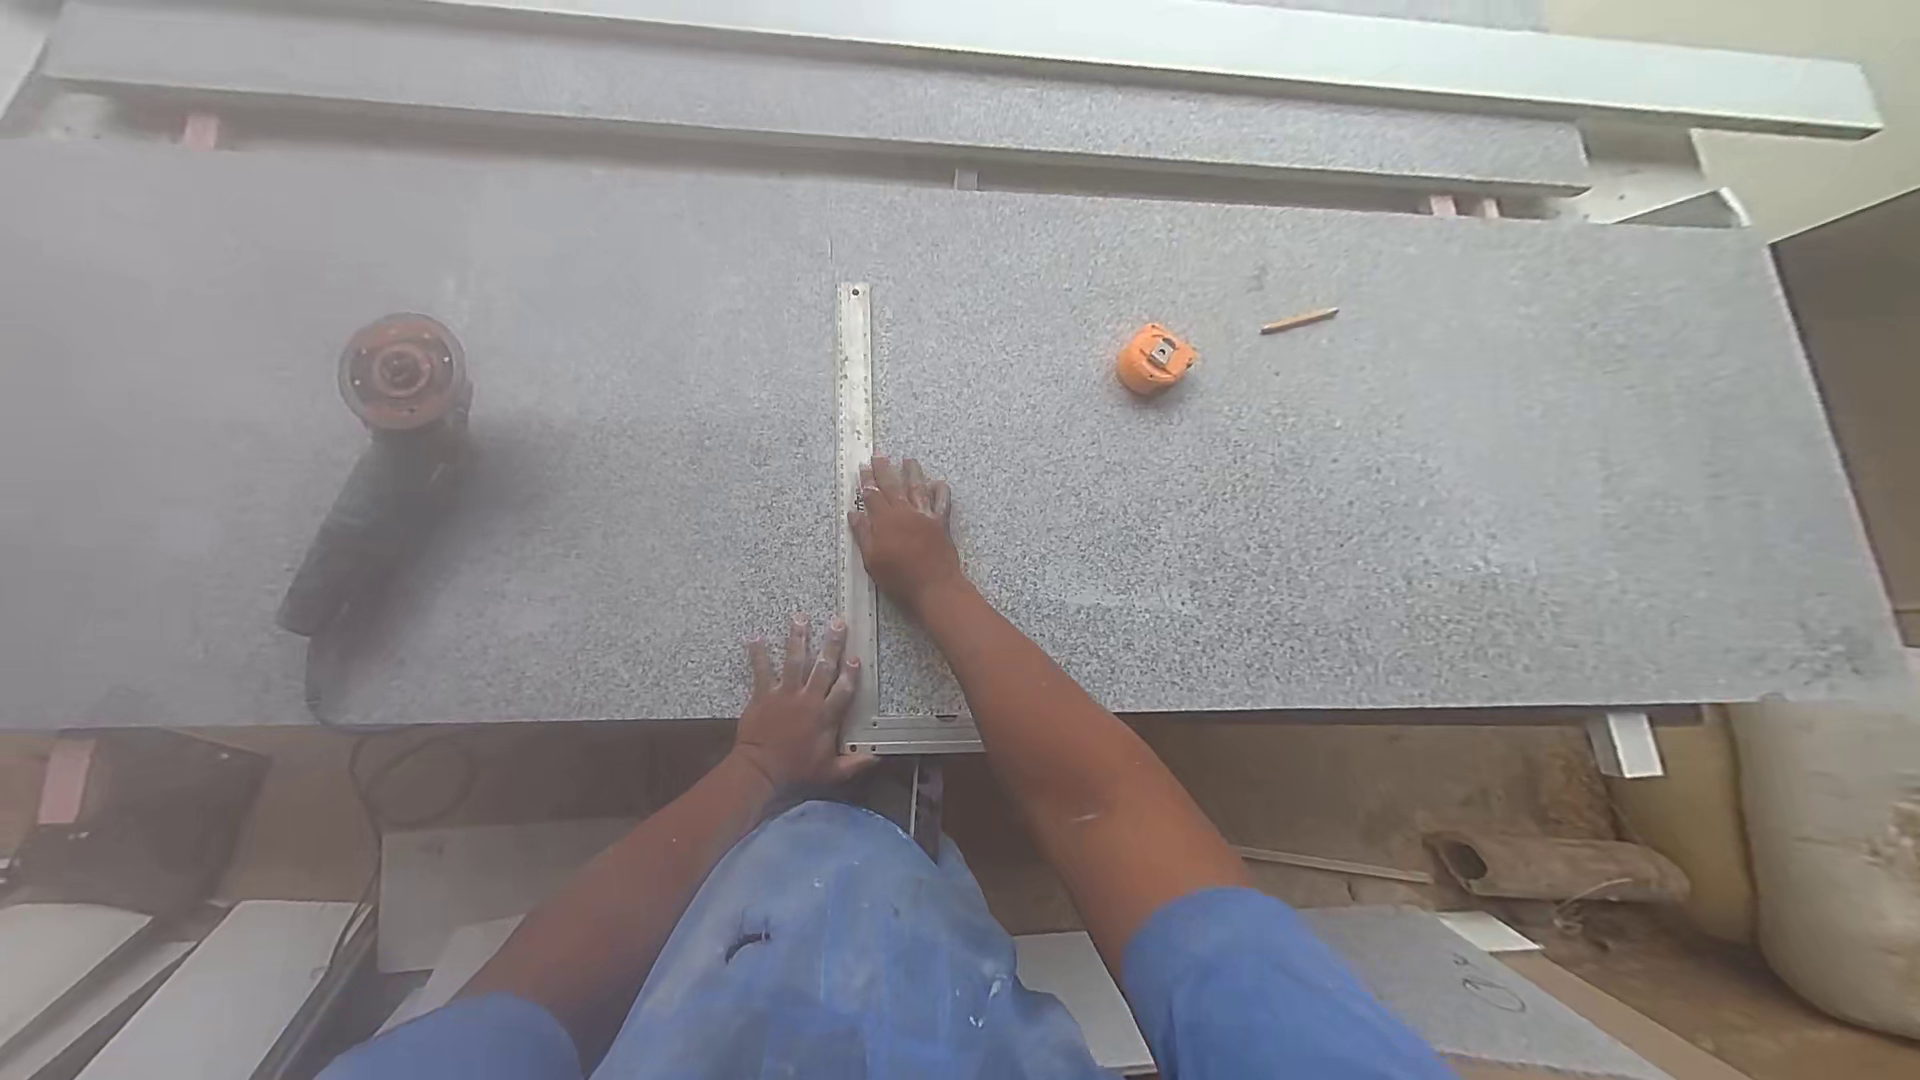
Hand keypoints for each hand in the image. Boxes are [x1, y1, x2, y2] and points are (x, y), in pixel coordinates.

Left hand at [731, 613, 877, 795]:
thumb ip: (855, 764)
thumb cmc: (796, 772)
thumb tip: (879, 757)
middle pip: (823, 667)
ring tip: (801, 618)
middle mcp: (807, 699)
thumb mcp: (831, 772)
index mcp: (825, 715)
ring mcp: (784, 694)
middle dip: (832, 644)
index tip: (856, 657)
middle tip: (837, 623)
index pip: (843, 689)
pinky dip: (758, 654)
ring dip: (798, 638)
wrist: (759, 771)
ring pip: (794, 661)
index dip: (851, 673)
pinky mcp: (763, 695)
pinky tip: (756, 637)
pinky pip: (761, 670)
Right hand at [848, 456, 964, 617]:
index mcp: (885, 521)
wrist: (934, 586)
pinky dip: (941, 490)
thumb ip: (864, 534)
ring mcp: (925, 516)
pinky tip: (938, 482)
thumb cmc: (900, 578)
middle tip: (879, 456)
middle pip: (893, 486)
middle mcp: (905, 513)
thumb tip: (854, 514)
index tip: (863, 469)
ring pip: (917, 487)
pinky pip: (942, 502)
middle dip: (884, 470)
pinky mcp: (941, 523)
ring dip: (912, 472)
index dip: (867, 482)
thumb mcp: (872, 560)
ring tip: (908, 460)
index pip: (873, 496)